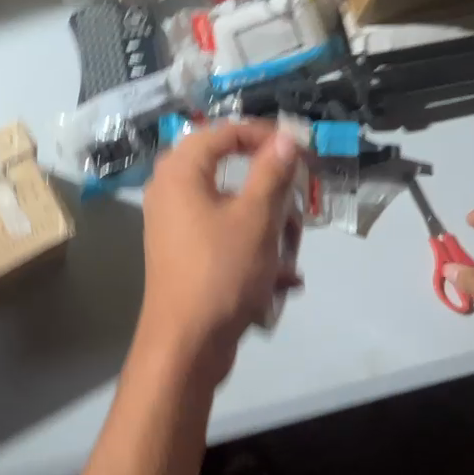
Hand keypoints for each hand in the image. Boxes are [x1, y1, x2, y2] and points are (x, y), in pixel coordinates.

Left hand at [137, 121, 303, 384]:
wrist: (186, 343)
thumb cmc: (221, 271)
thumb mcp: (257, 219)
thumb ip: (272, 173)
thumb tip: (285, 137)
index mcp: (181, 169)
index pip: (225, 132)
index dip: (265, 136)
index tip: (301, 151)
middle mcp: (172, 188)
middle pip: (232, 171)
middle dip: (272, 195)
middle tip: (298, 214)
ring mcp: (175, 221)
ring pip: (234, 208)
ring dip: (269, 229)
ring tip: (290, 259)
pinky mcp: (184, 250)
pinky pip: (225, 235)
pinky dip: (254, 251)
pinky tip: (280, 279)